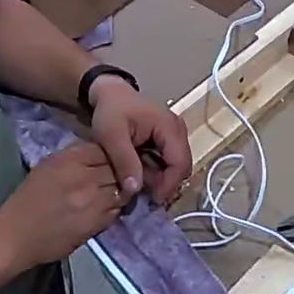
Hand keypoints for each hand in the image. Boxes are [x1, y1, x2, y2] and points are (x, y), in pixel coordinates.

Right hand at [0, 144, 129, 272]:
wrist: (12, 239)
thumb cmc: (27, 200)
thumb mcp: (48, 167)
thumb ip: (76, 156)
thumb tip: (103, 148)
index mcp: (70, 161)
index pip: (106, 148)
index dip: (112, 153)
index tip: (112, 159)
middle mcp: (85, 178)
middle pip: (119, 167)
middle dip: (121, 170)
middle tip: (117, 174)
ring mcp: (94, 201)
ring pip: (124, 188)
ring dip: (122, 188)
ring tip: (114, 190)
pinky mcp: (98, 222)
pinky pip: (118, 208)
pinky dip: (116, 206)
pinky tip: (106, 206)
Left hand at [88, 75, 190, 205]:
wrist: (110, 92)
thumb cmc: (111, 111)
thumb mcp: (111, 136)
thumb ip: (124, 162)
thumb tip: (134, 190)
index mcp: (169, 127)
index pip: (180, 162)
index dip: (169, 184)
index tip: (153, 201)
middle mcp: (178, 129)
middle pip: (183, 164)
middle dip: (168, 183)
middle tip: (147, 199)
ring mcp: (176, 132)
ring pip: (178, 163)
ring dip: (164, 178)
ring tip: (144, 189)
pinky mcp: (169, 136)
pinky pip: (171, 158)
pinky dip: (160, 170)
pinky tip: (144, 176)